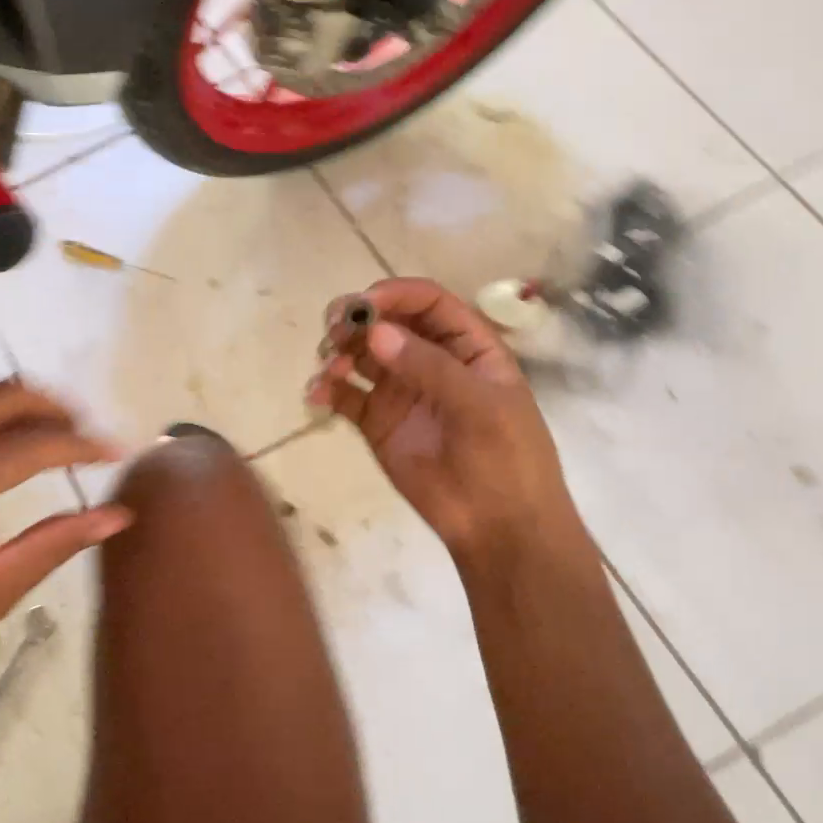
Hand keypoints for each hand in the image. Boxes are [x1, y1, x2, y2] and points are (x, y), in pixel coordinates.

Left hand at [0, 380, 129, 691]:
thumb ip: (55, 544)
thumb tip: (117, 515)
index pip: (29, 445)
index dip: (81, 444)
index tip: (121, 452)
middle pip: (5, 397)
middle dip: (56, 408)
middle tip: (92, 438)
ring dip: (30, 405)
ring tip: (68, 436)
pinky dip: (5, 413)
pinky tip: (27, 442)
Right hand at [306, 278, 583, 568]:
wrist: (498, 527)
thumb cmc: (506, 460)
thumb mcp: (481, 407)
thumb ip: (429, 367)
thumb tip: (374, 332)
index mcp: (467, 348)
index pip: (428, 303)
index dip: (395, 295)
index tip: (363, 304)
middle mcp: (428, 361)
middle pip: (385, 322)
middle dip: (356, 319)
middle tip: (333, 330)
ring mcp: (399, 391)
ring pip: (358, 354)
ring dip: (338, 351)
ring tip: (330, 369)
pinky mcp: (374, 421)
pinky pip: (342, 394)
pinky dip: (325, 388)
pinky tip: (316, 395)